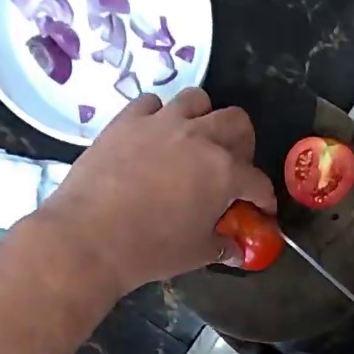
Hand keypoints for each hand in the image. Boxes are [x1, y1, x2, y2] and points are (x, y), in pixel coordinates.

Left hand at [33, 88, 276, 295]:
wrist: (89, 237)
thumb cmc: (151, 249)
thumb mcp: (197, 253)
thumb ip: (223, 245)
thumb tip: (237, 250)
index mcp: (224, 172)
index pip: (257, 180)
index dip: (264, 198)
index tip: (262, 210)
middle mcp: (199, 137)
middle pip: (237, 123)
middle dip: (244, 146)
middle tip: (234, 169)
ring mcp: (161, 123)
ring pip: (197, 100)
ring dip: (205, 119)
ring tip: (196, 143)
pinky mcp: (126, 120)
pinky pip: (152, 103)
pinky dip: (160, 117)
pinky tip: (155, 138)